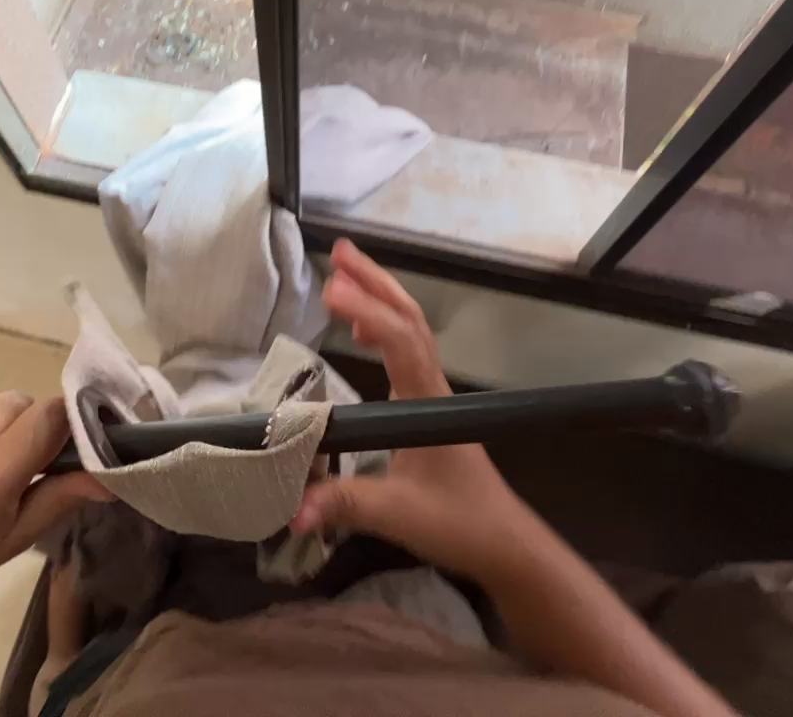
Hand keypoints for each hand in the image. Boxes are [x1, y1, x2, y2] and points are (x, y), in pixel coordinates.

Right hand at [291, 240, 547, 582]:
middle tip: (338, 252)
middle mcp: (431, 385)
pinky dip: (382, 325)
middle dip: (374, 281)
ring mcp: (430, 390)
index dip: (368, 310)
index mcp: (428, 401)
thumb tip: (291, 507)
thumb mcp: (398, 516)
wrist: (501, 539)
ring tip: (341, 274)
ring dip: (379, 295)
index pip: (401, 342)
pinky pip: (404, 348)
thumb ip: (345, 506)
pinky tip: (361, 328)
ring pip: (409, 328)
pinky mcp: (425, 402)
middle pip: (408, 318)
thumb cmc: (458, 522)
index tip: (330, 291)